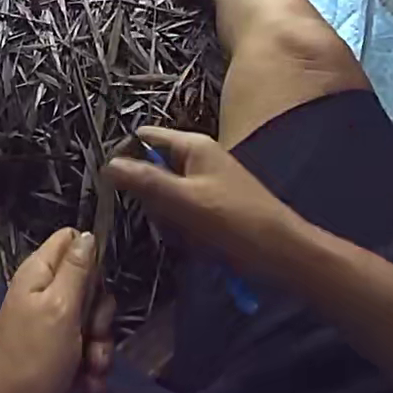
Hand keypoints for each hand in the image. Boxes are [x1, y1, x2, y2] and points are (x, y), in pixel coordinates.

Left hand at [0, 229, 102, 392]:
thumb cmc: (33, 360)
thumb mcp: (60, 307)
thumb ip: (77, 269)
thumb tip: (87, 233)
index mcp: (39, 273)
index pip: (70, 240)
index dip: (90, 258)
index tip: (94, 284)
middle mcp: (44, 293)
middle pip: (89, 283)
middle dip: (100, 312)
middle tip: (93, 332)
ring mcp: (50, 326)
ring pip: (92, 321)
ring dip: (100, 346)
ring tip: (92, 368)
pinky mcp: (57, 357)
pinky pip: (86, 350)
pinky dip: (92, 369)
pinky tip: (88, 386)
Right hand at [103, 126, 303, 278]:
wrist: (285, 255)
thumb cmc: (236, 221)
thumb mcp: (186, 201)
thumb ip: (146, 181)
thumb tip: (108, 164)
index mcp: (193, 145)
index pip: (145, 137)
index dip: (126, 156)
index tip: (113, 186)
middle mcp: (199, 158)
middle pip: (153, 172)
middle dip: (154, 201)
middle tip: (168, 220)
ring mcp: (207, 183)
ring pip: (167, 199)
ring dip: (171, 221)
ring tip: (189, 236)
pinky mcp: (213, 207)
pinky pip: (183, 215)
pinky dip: (186, 231)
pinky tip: (200, 245)